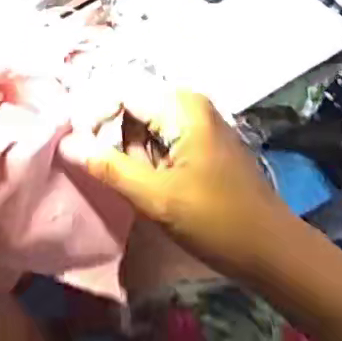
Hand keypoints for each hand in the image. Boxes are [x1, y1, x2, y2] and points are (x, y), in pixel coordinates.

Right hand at [70, 81, 295, 280]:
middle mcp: (188, 101)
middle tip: (102, 169)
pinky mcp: (200, 138)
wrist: (273, 251)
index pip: (121, 90)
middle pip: (132, 102)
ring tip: (127, 180)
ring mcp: (196, 119)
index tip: (78, 145)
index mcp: (181, 105)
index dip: (95, 114)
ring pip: (144, 120)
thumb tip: (68, 144)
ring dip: (128, 146)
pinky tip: (145, 181)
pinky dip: (145, 154)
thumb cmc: (216, 220)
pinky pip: (160, 133)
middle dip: (111, 132)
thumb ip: (110, 168)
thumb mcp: (157, 198)